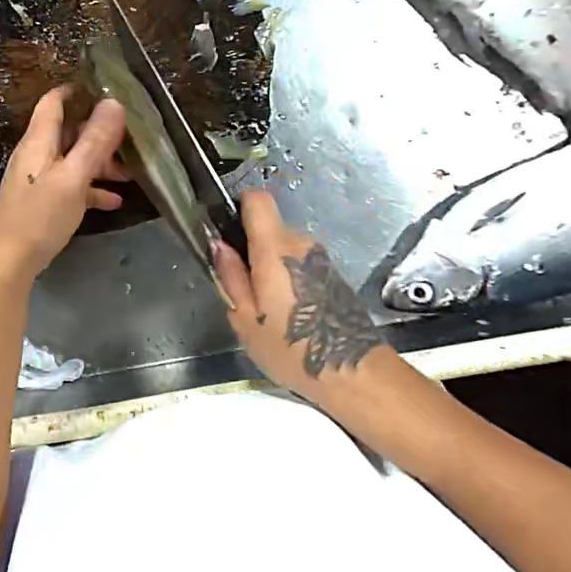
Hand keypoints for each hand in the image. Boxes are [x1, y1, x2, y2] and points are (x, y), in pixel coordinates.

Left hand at [0, 86, 127, 282]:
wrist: (9, 263)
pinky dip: (92, 188)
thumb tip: (113, 103)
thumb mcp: (73, 177)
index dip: (76, 91)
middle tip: (131, 135)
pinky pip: (71, 184)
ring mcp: (39, 178)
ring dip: (101, 162)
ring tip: (130, 171)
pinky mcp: (43, 200)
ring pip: (74, 159)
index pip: (54, 102)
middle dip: (99, 131)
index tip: (106, 88)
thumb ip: (94, 141)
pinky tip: (114, 200)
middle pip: (69, 131)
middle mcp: (36, 154)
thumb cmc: (40, 216)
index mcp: (39, 141)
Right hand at [212, 189, 386, 404]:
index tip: (228, 234)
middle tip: (246, 293)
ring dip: (273, 268)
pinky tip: (290, 313)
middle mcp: (302, 243)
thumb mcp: (246, 320)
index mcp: (276, 248)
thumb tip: (218, 245)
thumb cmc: (292, 349)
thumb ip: (230, 277)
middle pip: (269, 228)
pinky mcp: (333, 273)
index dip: (239, 208)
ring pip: (285, 249)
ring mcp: (321, 258)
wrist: (353, 372)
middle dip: (253, 251)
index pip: (257, 199)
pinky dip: (290, 279)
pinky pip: (301, 264)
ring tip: (269, 310)